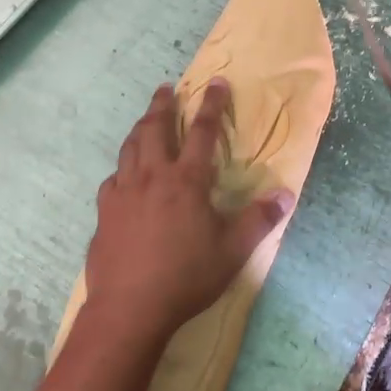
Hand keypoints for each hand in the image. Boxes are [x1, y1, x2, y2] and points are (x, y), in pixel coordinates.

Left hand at [82, 80, 292, 340]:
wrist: (129, 307)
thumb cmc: (186, 278)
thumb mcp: (232, 252)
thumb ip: (258, 221)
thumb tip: (285, 194)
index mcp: (187, 181)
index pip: (203, 132)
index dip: (212, 105)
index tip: (215, 82)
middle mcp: (153, 176)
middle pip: (156, 128)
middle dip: (163, 105)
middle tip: (166, 88)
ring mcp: (124, 192)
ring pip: (130, 147)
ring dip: (139, 127)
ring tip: (145, 119)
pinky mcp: (105, 211)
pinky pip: (113, 178)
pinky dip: (122, 167)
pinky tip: (124, 174)